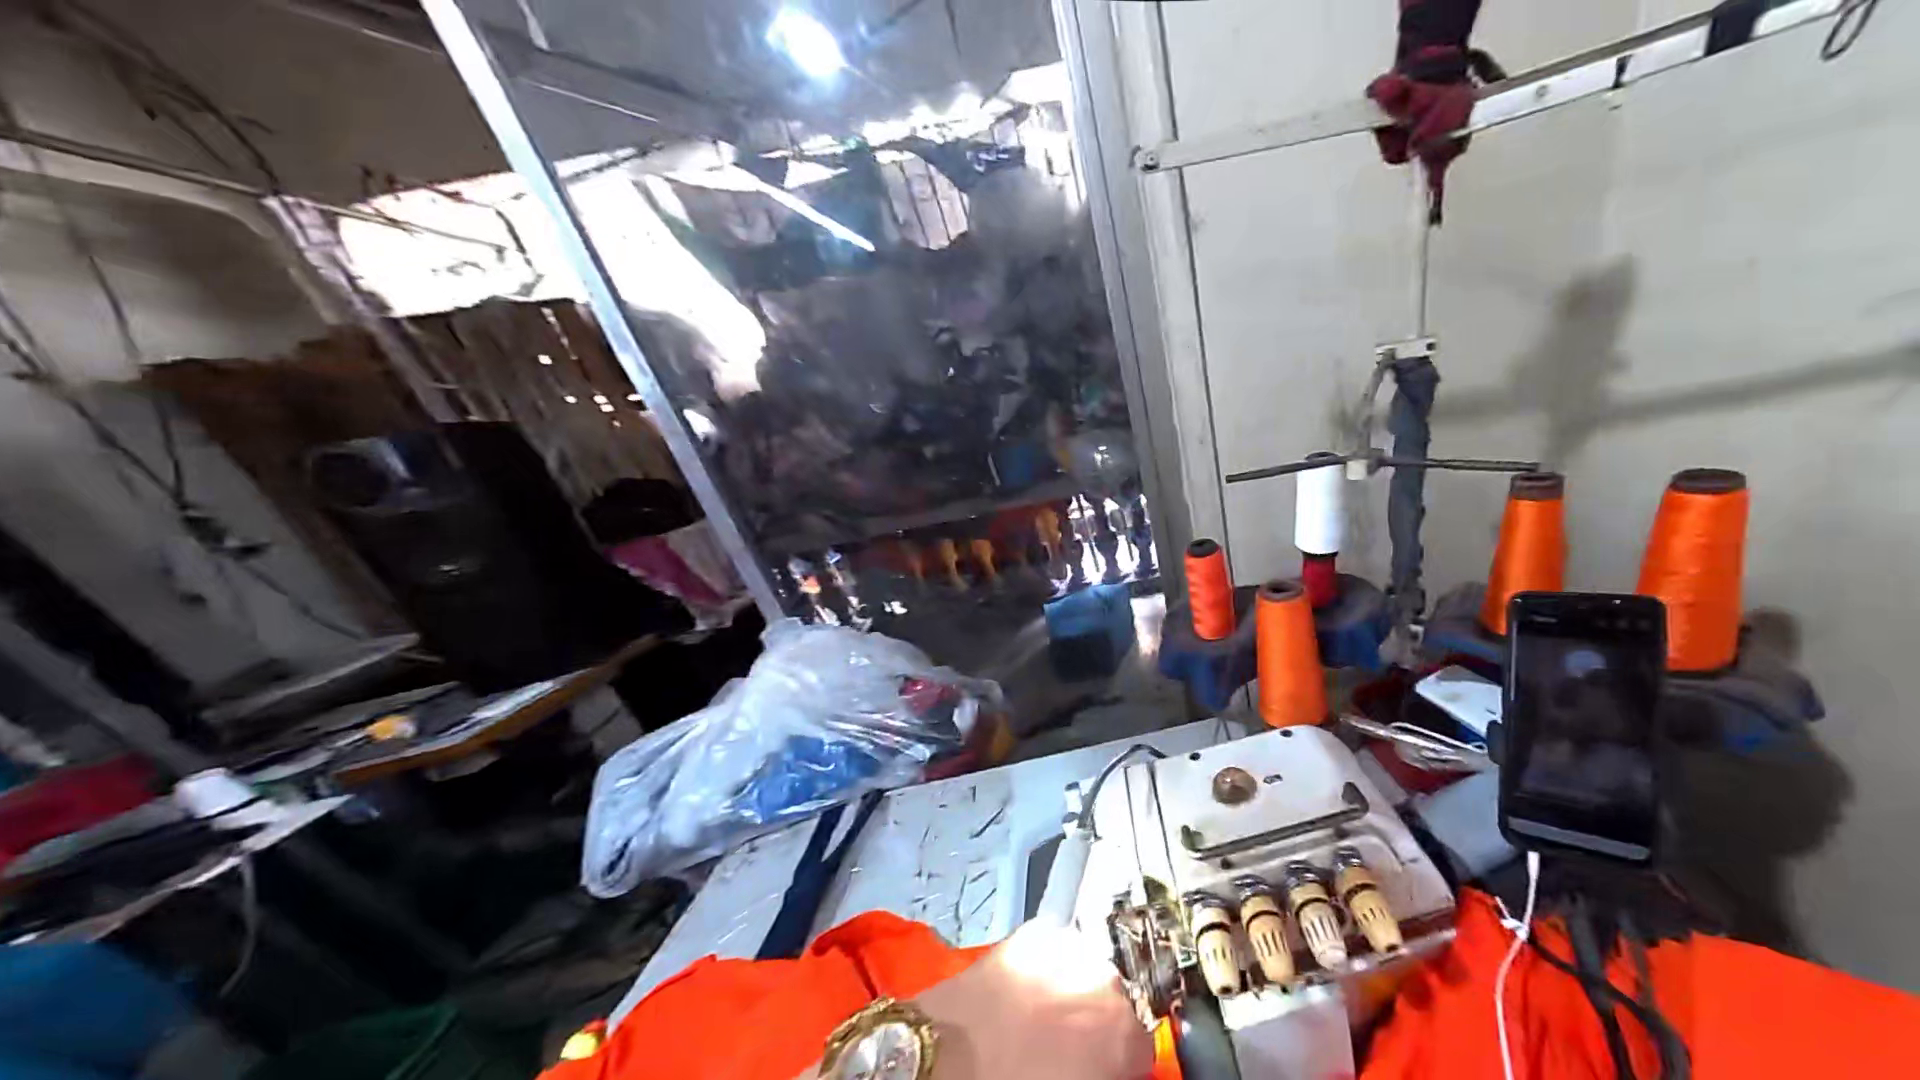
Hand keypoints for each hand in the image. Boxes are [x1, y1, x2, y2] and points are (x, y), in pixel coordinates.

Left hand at [912, 919, 1151, 1079]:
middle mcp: (1101, 977)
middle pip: (1116, 999)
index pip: (1143, 1045)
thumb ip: (1104, 1069)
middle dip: (1096, 1022)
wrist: (941, 1063)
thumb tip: (1102, 1062)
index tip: (1100, 1071)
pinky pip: (1053, 950)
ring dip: (1074, 989)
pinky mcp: (1027, 933)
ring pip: (1086, 970)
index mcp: (1122, 1029)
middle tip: (1066, 1052)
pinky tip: (1025, 993)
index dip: (1118, 1063)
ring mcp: (1063, 946)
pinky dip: (1047, 968)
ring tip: (1042, 1019)